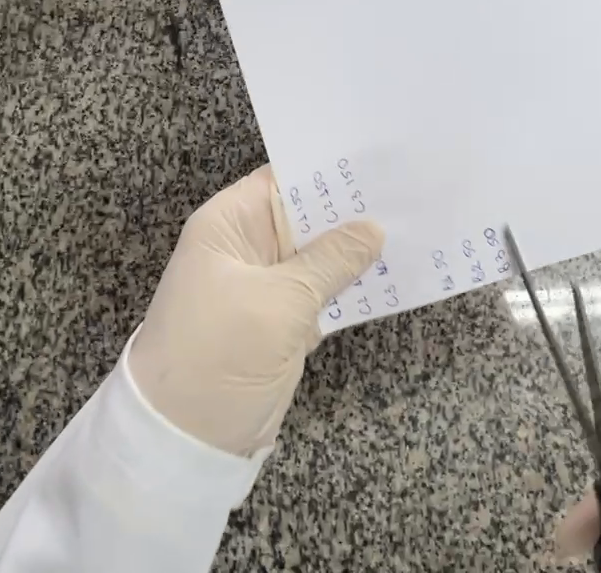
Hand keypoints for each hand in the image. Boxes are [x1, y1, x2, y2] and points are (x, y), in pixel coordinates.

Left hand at [128, 166, 383, 456]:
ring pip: (320, 254)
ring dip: (358, 249)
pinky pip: (323, 290)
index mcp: (230, 224)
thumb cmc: (219, 353)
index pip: (283, 179)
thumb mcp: (279, 302)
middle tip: (410, 190)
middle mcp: (248, 245)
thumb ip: (330, 261)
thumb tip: (374, 228)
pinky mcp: (282, 319)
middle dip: (352, 208)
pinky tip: (396, 274)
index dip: (328, 169)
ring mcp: (267, 284)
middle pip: (306, 215)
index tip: (379, 160)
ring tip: (415, 226)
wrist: (184, 440)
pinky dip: (352, 286)